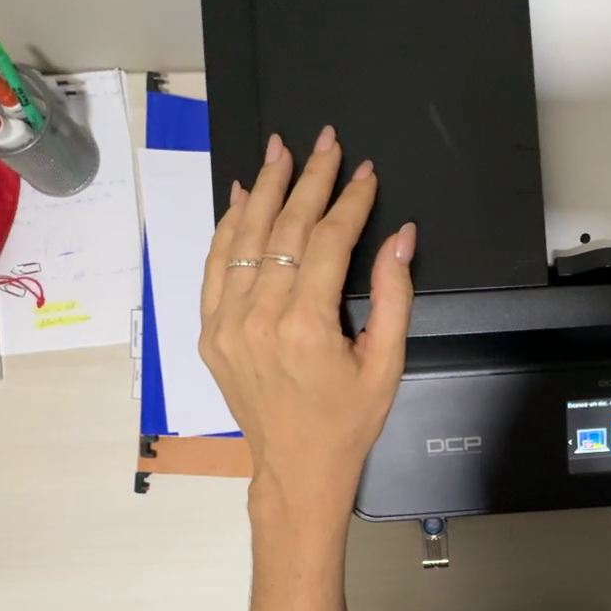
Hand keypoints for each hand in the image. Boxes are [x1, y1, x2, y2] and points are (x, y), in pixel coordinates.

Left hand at [200, 127, 416, 520]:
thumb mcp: (386, 366)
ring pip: (244, 238)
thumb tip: (399, 239)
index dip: (349, 202)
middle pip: (284, 230)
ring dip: (263, 189)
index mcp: (306, 328)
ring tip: (279, 150)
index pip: (326, 242)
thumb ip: (394, 298)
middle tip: (324, 142)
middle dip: (307, 181)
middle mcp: (258, 318)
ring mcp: (227, 324)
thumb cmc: (348, 423)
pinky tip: (241, 195)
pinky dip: (228, 227)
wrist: (297, 468)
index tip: (365, 174)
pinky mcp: (211, 332)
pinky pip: (215, 266)